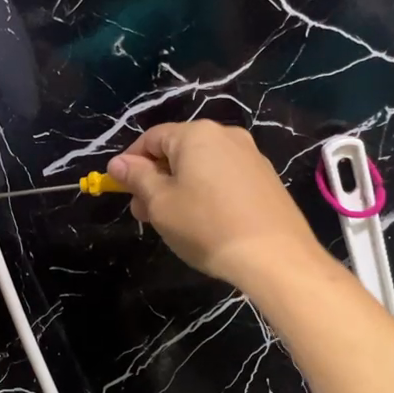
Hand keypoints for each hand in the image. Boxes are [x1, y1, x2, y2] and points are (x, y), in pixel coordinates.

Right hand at [109, 120, 324, 289]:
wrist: (276, 257)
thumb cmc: (207, 226)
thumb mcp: (161, 204)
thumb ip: (137, 178)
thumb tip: (117, 162)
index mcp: (197, 134)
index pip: (151, 138)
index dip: (130, 161)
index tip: (120, 189)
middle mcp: (226, 135)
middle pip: (178, 150)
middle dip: (155, 178)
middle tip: (144, 213)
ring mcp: (251, 156)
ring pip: (202, 165)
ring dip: (180, 186)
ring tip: (173, 221)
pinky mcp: (267, 179)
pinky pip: (225, 177)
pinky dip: (207, 192)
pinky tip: (205, 222)